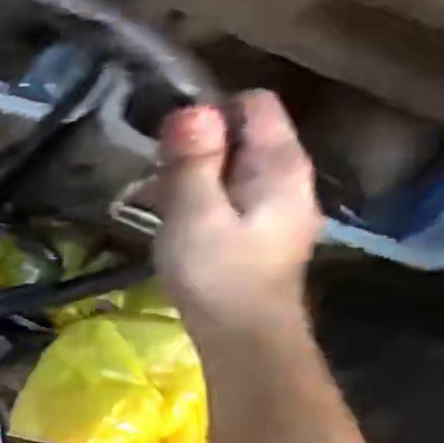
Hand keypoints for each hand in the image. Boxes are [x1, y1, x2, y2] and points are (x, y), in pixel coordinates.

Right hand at [152, 91, 322, 343]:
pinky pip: (230, 196)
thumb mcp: (194, 213)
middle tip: (155, 180)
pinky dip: (201, 199)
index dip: (208, 112)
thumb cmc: (217, 274)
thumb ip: (193, 161)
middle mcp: (288, 177)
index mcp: (279, 164)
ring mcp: (278, 207)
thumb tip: (191, 109)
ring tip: (156, 202)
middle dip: (196, 147)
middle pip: (242, 135)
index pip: (253, 104)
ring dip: (194, 175)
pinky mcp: (262, 233)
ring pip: (233, 168)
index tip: (168, 144)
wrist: (244, 338)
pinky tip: (176, 224)